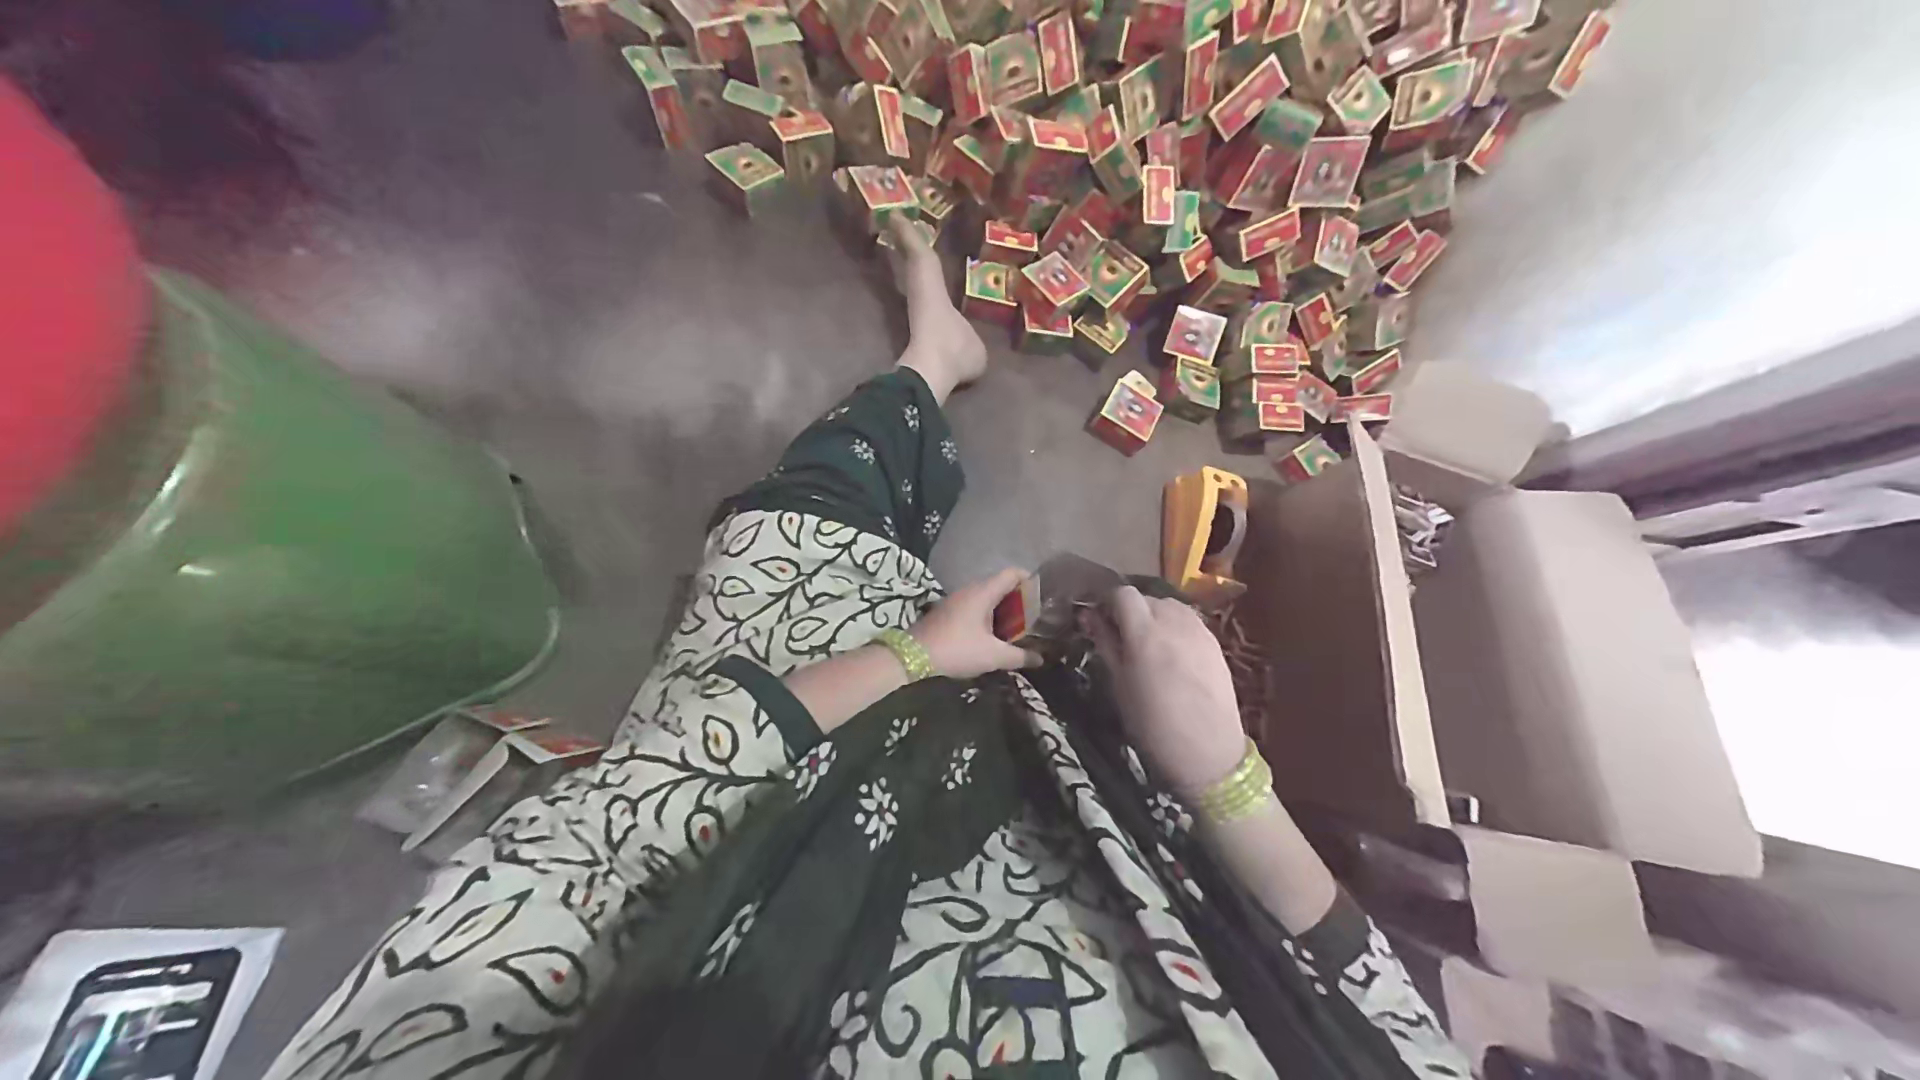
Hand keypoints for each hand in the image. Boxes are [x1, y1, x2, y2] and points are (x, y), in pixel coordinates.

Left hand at [910, 568, 1041, 678]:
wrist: (912, 655)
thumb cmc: (957, 649)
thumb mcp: (993, 656)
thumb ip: (1019, 656)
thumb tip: (1041, 659)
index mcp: (983, 592)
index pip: (1012, 573)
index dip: (1030, 580)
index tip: (1043, 597)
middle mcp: (971, 590)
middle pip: (1001, 585)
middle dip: (1019, 600)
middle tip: (1035, 618)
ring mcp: (957, 599)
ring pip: (987, 597)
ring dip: (1003, 610)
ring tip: (1018, 629)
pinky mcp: (949, 611)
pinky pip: (975, 606)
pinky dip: (988, 616)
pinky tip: (993, 636)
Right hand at [1085, 586, 1246, 795]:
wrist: (1209, 755)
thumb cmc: (1152, 725)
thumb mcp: (1119, 685)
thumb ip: (1106, 644)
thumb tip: (1090, 617)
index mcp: (1144, 632)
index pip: (1122, 594)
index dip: (1107, 603)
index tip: (1099, 622)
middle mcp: (1173, 622)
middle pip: (1146, 598)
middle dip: (1130, 610)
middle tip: (1121, 637)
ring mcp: (1198, 631)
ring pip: (1169, 606)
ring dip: (1154, 616)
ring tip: (1148, 644)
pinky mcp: (1215, 643)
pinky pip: (1188, 621)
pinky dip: (1174, 627)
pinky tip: (1172, 654)